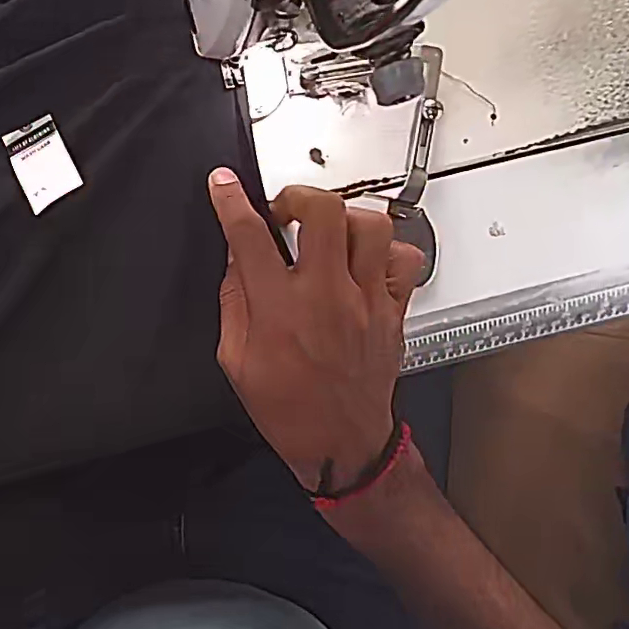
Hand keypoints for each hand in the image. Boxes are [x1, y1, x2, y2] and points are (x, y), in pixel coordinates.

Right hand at [206, 169, 426, 492]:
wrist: (340, 444)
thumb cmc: (289, 409)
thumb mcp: (236, 359)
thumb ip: (234, 301)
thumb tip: (237, 259)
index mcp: (279, 310)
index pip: (249, 236)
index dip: (231, 201)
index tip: (224, 184)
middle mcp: (326, 297)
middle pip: (322, 212)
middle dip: (297, 196)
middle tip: (285, 210)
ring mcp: (366, 301)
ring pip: (370, 225)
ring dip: (343, 217)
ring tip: (326, 231)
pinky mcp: (393, 310)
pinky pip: (404, 258)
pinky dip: (385, 248)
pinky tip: (364, 259)